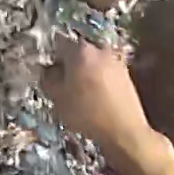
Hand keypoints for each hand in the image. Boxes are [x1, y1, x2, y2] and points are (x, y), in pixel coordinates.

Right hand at [44, 35, 162, 164]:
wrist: (124, 132)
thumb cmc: (87, 113)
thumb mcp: (57, 97)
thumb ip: (47, 78)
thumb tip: (47, 70)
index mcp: (80, 50)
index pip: (58, 42)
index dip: (49, 55)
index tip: (47, 70)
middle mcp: (99, 50)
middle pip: (76, 51)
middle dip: (68, 64)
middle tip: (62, 83)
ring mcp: (115, 61)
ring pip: (92, 62)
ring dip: (84, 72)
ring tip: (80, 93)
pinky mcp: (126, 75)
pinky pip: (105, 72)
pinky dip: (98, 80)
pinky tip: (95, 98)